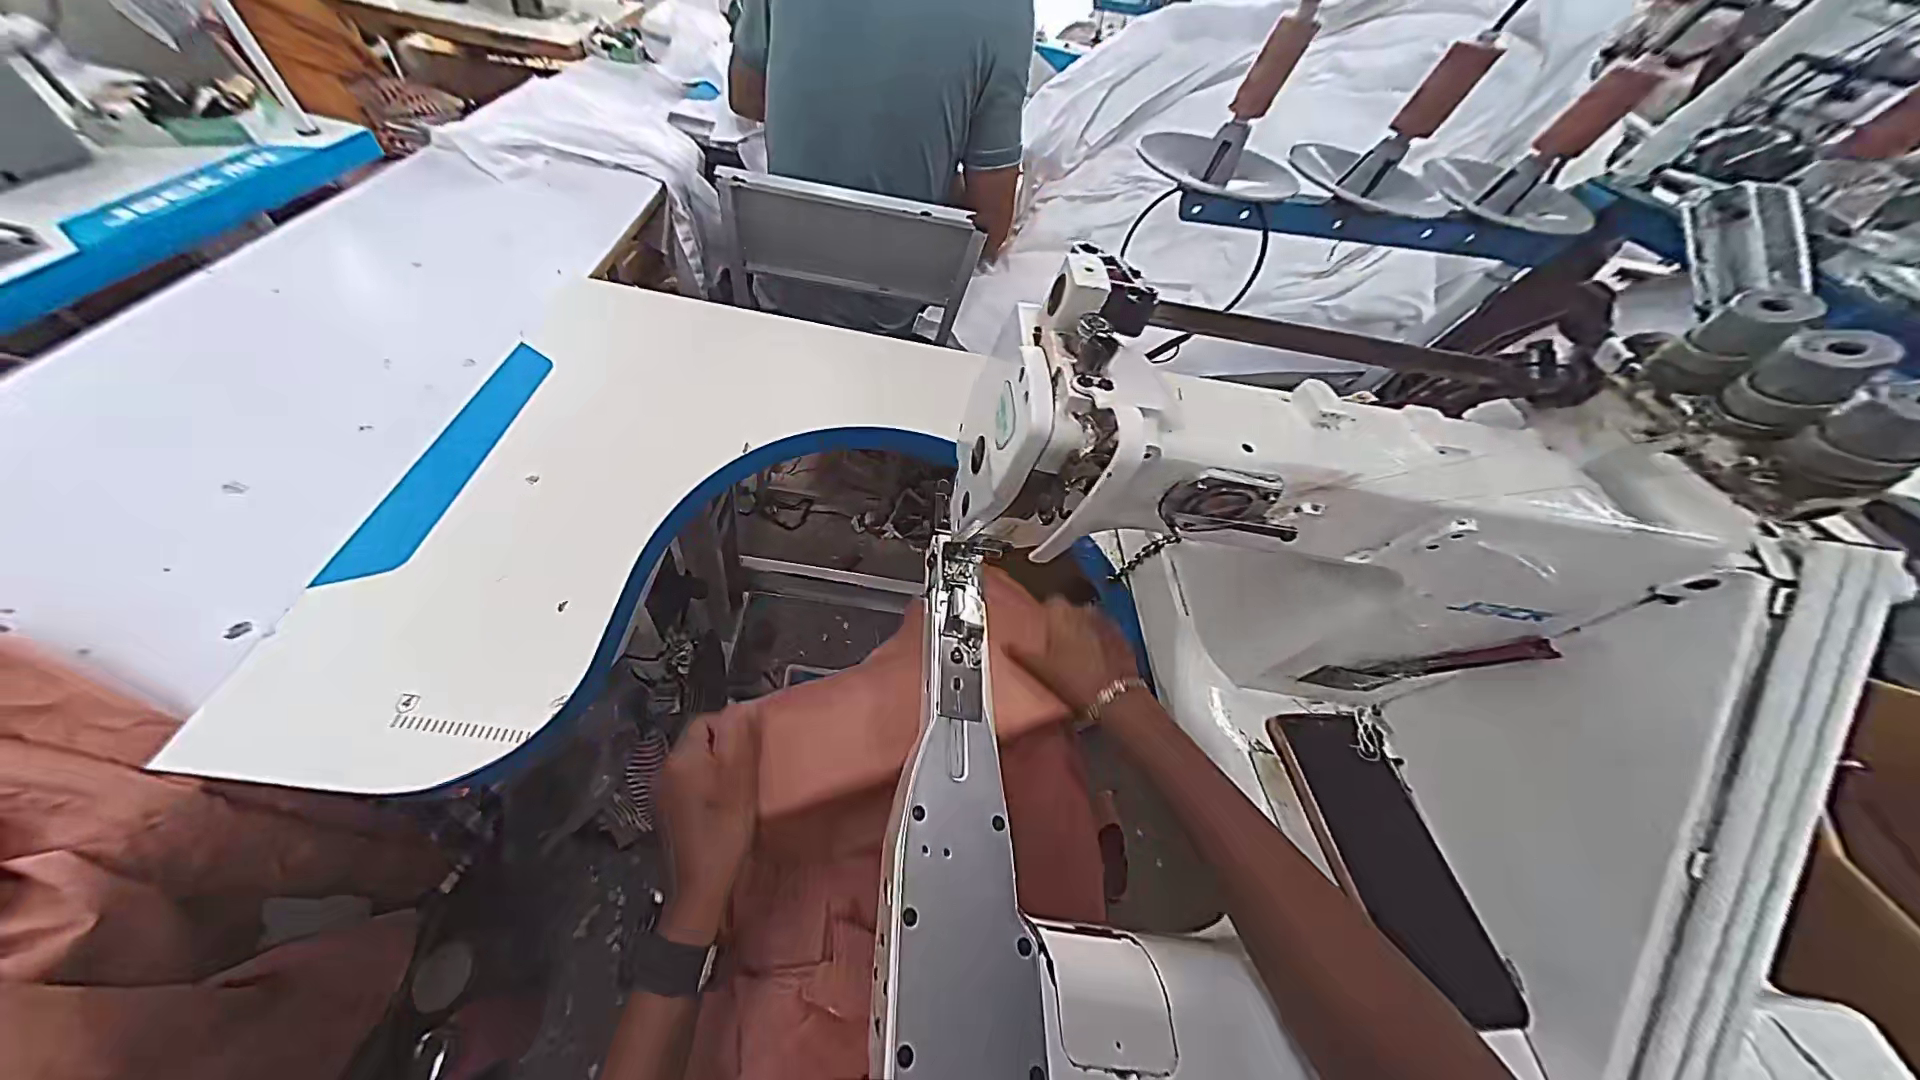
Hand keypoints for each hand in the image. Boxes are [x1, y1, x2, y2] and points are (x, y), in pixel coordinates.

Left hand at [656, 705, 759, 944]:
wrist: (699, 888)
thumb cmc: (724, 832)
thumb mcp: (740, 781)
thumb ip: (740, 740)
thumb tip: (742, 707)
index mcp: (681, 758)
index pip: (706, 721)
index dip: (731, 729)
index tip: (750, 750)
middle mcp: (664, 771)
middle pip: (700, 742)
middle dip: (725, 749)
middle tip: (748, 770)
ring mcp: (662, 793)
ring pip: (696, 763)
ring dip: (717, 769)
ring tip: (738, 788)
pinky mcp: (667, 812)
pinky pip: (689, 783)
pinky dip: (707, 787)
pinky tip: (721, 807)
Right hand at [1005, 597, 1140, 714]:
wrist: (1115, 698)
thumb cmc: (1075, 681)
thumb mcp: (1041, 670)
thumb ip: (1021, 654)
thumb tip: (1006, 645)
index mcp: (1063, 614)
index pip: (1052, 601)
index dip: (1048, 614)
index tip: (1043, 628)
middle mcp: (1086, 611)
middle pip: (1072, 611)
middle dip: (1066, 622)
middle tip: (1058, 644)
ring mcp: (1107, 622)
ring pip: (1090, 620)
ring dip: (1084, 630)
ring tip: (1078, 652)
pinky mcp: (1123, 636)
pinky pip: (1107, 632)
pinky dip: (1102, 640)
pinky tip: (1098, 657)